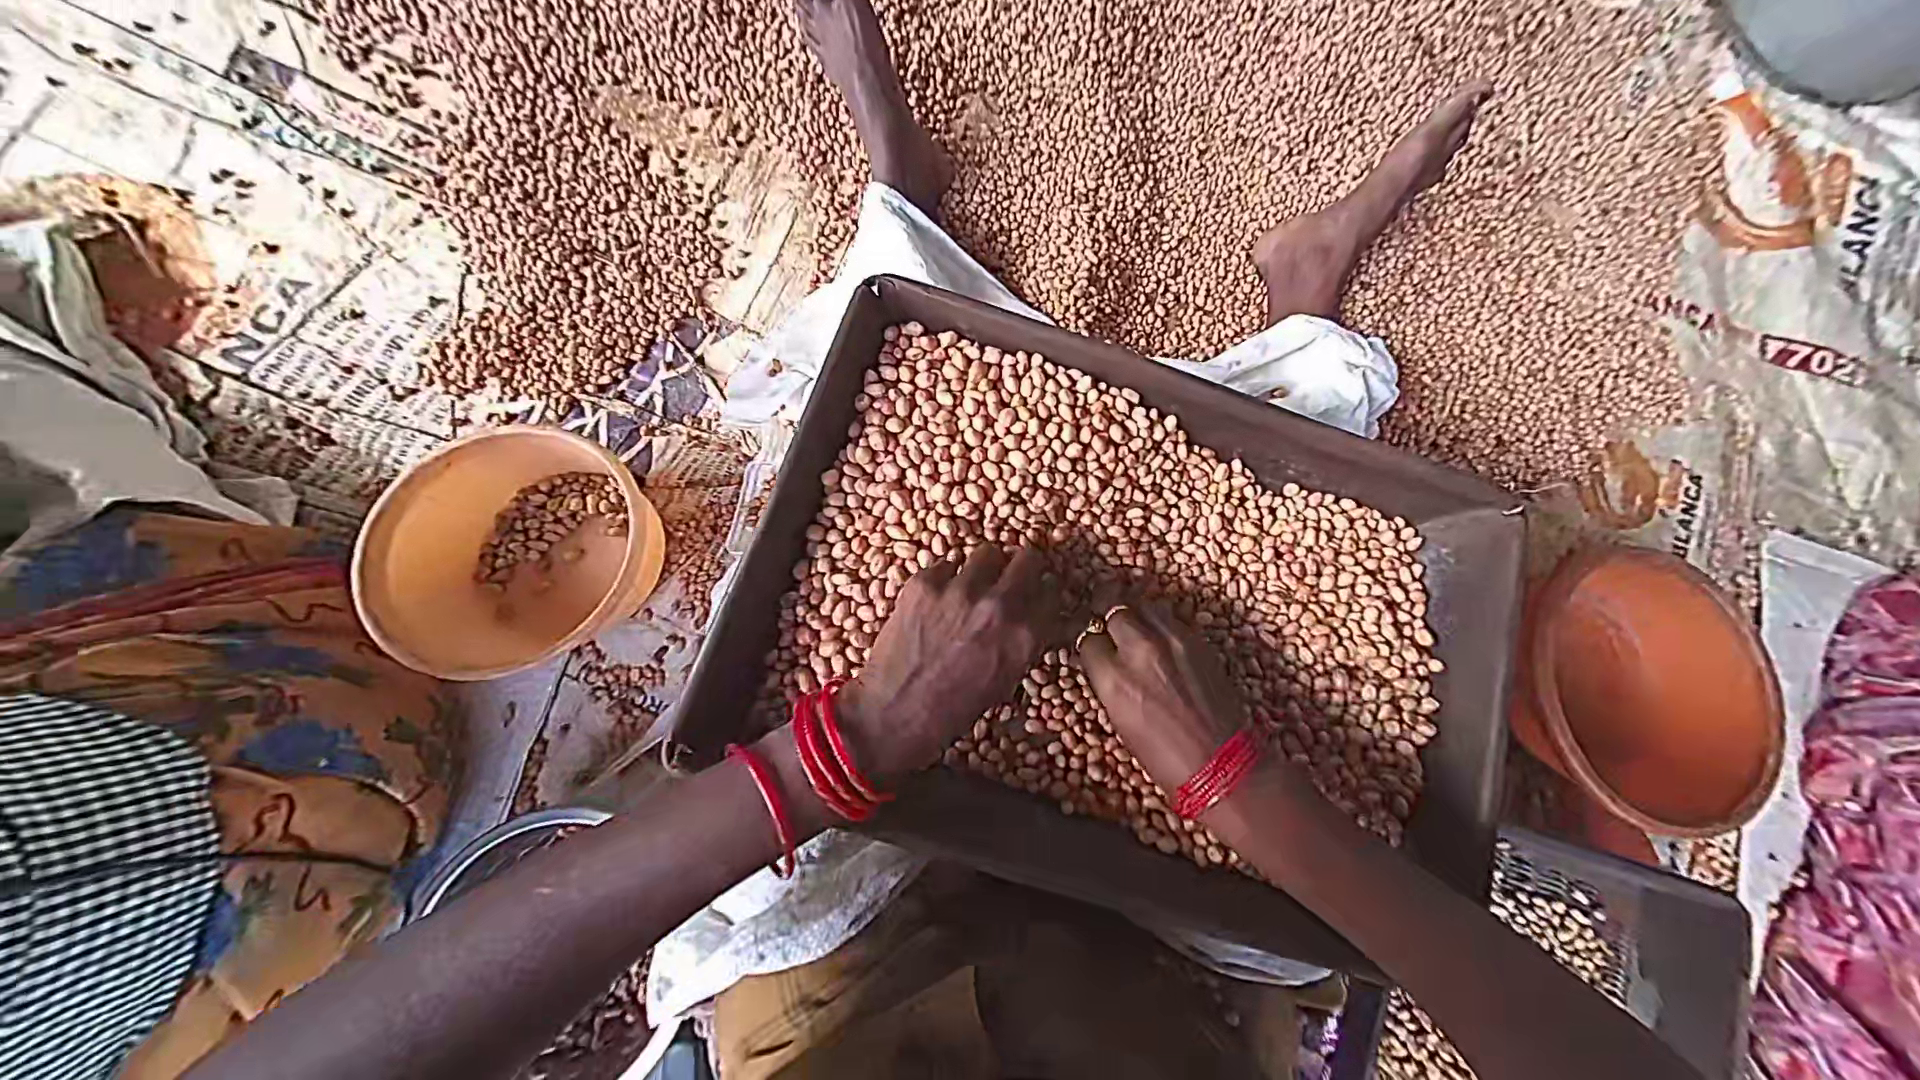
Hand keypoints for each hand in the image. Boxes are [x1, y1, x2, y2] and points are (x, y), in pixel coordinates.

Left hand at [838, 545, 1060, 781]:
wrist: (895, 712)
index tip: (1037, 592)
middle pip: (1028, 560)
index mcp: (1024, 636)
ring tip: (974, 585)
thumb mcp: (1004, 682)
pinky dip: (945, 579)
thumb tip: (1040, 619)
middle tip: (1013, 575)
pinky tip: (938, 600)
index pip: (1053, 593)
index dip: (1044, 592)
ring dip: (985, 568)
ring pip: (988, 553)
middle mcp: (998, 607)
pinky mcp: (924, 583)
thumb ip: (1026, 644)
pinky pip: (946, 565)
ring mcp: (959, 591)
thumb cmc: (952, 709)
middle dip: (1024, 566)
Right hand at [1077, 603, 1248, 796]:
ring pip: (1145, 607)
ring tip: (1140, 631)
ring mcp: (1173, 642)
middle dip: (1112, 624)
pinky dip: (1164, 626)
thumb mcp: (1120, 720)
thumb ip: (1110, 683)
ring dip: (1139, 617)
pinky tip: (1164, 644)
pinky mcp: (1199, 643)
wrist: (1223, 767)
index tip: (1097, 653)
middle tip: (1114, 635)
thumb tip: (1106, 664)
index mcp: (1113, 678)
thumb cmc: (1166, 758)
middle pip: (1115, 613)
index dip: (1092, 647)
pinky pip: (1172, 620)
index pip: (1089, 641)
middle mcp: (1140, 652)